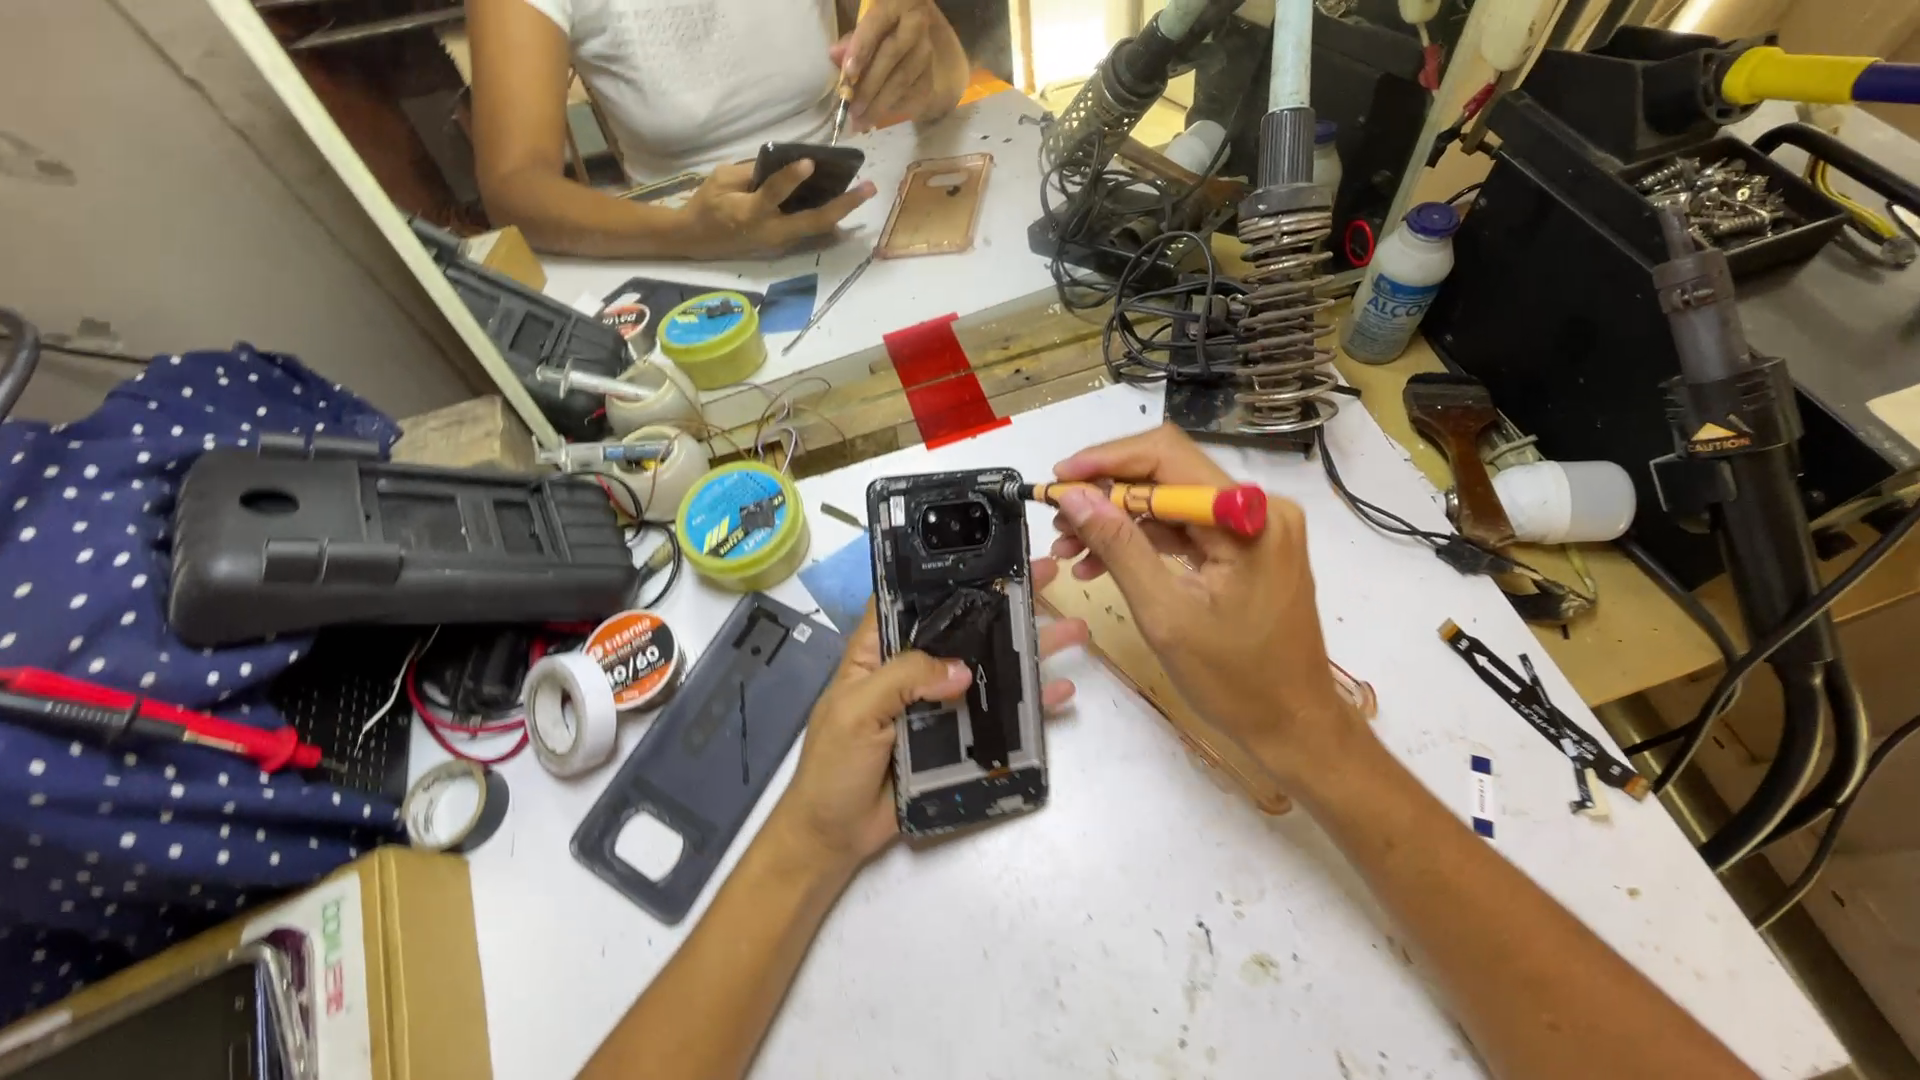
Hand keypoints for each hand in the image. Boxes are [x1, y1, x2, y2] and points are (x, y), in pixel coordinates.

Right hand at [676, 161, 875, 258]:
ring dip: (843, 211)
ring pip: (818, 228)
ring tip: (863, 191)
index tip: (810, 162)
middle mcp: (772, 232)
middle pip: (814, 221)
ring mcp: (781, 242)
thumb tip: (786, 162)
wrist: (698, 239)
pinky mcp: (785, 244)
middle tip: (869, 187)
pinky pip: (811, 229)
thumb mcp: (721, 179)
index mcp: (750, 213)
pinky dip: (829, 215)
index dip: (791, 178)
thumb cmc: (708, 204)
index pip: (773, 194)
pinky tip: (844, 201)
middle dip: (844, 205)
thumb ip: (752, 172)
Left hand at [770, 557, 1086, 867]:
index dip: (948, 574)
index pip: (913, 599)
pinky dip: (1030, 704)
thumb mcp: (857, 712)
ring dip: (1030, 648)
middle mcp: (915, 668)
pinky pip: (999, 716)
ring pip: (990, 666)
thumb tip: (962, 669)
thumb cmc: (833, 767)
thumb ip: (904, 680)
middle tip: (1049, 576)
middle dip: (1005, 602)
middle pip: (964, 627)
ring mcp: (940, 703)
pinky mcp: (958, 737)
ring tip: (1074, 631)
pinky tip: (1060, 692)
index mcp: (879, 651)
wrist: (836, 836)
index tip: (990, 552)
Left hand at [828, 0, 966, 133]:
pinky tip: (877, 118)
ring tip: (861, 120)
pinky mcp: (930, 74)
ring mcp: (926, 52)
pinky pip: (913, 96)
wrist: (909, 31)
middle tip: (852, 108)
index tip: (848, 75)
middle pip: (892, 56)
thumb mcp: (865, 23)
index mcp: (898, 3)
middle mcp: (916, 25)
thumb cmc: (880, 25)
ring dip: (880, 104)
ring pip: (902, 80)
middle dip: (869, 86)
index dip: (862, 48)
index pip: (877, 24)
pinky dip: (894, 109)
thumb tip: (835, 56)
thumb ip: (852, 38)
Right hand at [1047, 425, 1366, 783]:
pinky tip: (1102, 563)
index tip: (1058, 480)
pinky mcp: (1248, 548)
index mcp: (1247, 517)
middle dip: (1106, 494)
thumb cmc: (1235, 680)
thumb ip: (1119, 547)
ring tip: (1071, 548)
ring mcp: (1256, 527)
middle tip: (1058, 522)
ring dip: (1118, 520)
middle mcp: (1258, 507)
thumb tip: (1074, 496)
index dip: (1105, 461)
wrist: (1293, 724)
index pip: (1166, 457)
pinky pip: (1185, 529)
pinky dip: (1143, 541)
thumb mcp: (1165, 613)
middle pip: (1167, 475)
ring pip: (1170, 502)